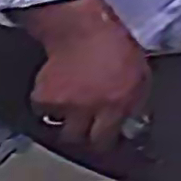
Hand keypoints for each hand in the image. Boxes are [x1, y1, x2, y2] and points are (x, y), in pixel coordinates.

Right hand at [18, 0, 148, 152]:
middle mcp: (88, 108)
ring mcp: (62, 105)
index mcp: (117, 102)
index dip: (103, 144)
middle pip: (75, 137)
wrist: (82, 34)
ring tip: (69, 101)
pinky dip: (48, 103)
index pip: (105, 136)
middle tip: (80, 129)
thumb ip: (132, 101)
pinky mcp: (41, 99)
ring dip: (62, 116)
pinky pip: (42, 110)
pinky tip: (57, 89)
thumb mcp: (139, 76)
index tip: (101, 145)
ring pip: (56, 123)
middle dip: (78, 135)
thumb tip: (129, 122)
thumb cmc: (114, 50)